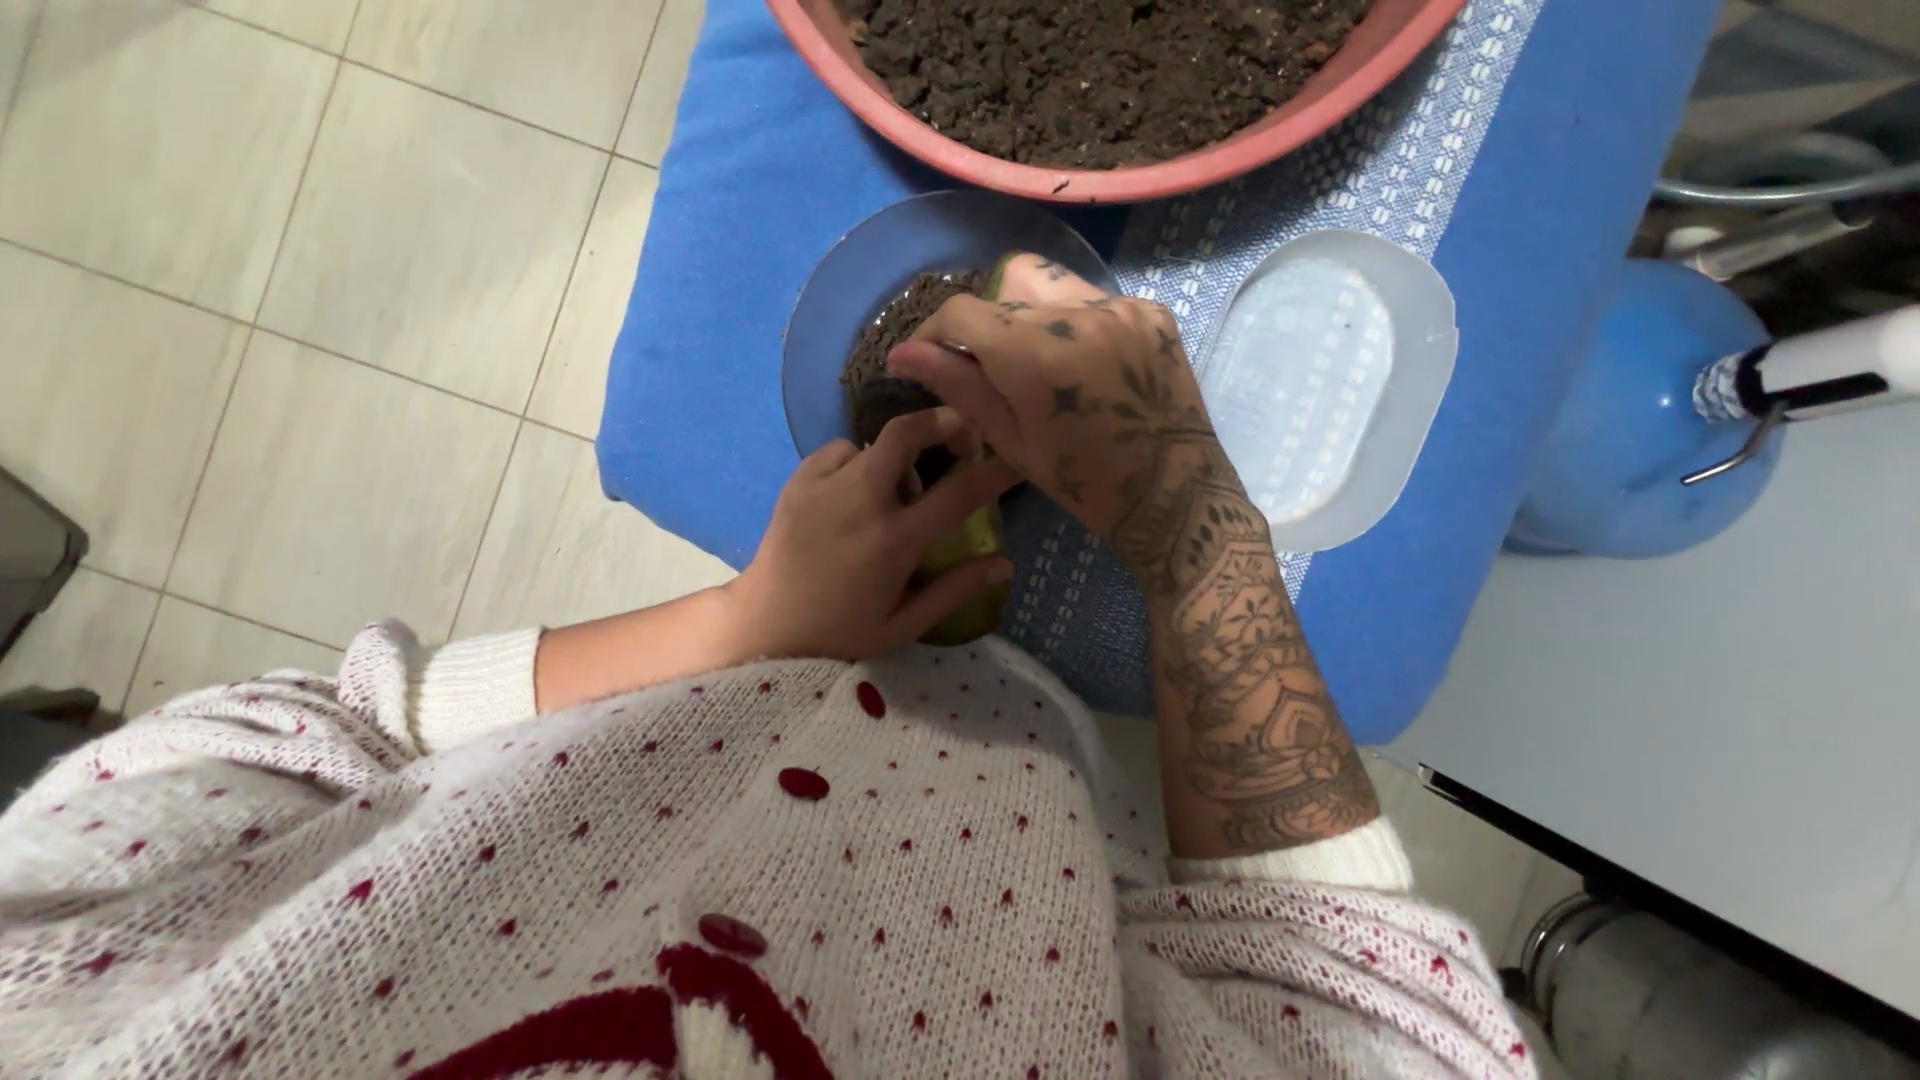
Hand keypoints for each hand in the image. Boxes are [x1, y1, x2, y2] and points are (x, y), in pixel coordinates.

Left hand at [725, 407, 1018, 661]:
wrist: (766, 626)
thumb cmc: (841, 632)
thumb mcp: (904, 624)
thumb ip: (954, 590)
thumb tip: (1003, 563)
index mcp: (895, 542)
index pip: (959, 493)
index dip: (996, 470)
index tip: (1017, 457)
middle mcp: (861, 502)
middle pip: (907, 433)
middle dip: (941, 422)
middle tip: (960, 435)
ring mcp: (825, 486)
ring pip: (873, 444)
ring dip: (894, 457)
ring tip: (894, 490)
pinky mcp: (797, 482)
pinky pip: (839, 451)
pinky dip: (856, 462)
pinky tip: (853, 494)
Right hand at [886, 255, 1251, 583]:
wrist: (1174, 493)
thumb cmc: (1083, 482)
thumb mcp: (1010, 440)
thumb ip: (958, 385)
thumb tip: (901, 354)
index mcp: (1038, 356)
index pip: (963, 312)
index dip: (933, 330)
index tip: (926, 354)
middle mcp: (1080, 315)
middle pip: (1006, 282)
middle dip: (985, 321)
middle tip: (988, 363)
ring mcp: (1122, 308)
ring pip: (1050, 282)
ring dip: (1028, 309)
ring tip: (1036, 357)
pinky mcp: (1152, 312)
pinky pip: (1093, 297)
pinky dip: (1073, 320)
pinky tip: (1081, 363)